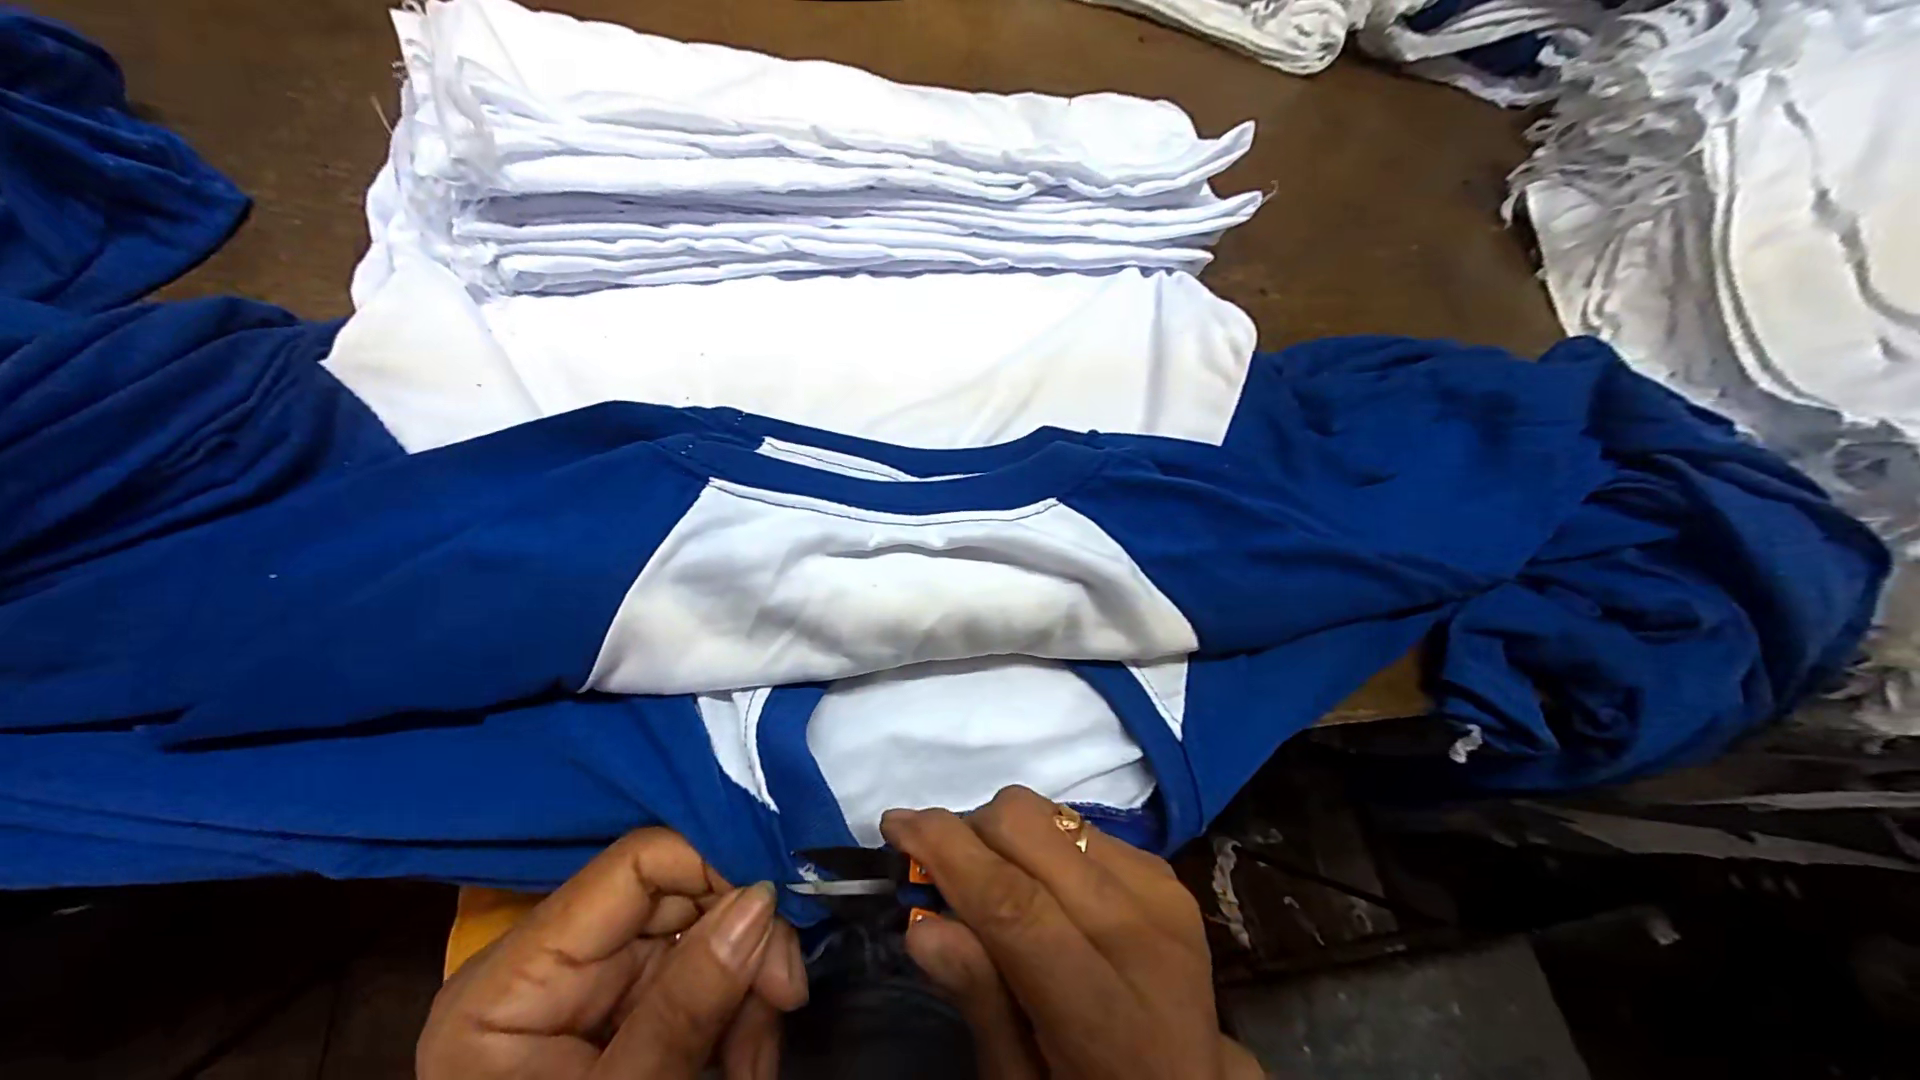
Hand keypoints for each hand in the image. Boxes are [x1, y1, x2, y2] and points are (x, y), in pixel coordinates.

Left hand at [417, 828, 807, 1079]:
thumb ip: (687, 1003)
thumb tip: (762, 897)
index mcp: (514, 979)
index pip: (633, 865)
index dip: (715, 865)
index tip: (780, 906)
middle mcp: (555, 964)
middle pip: (678, 899)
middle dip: (743, 943)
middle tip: (787, 996)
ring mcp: (594, 989)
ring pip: (703, 939)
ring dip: (749, 990)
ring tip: (761, 1063)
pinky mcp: (629, 1014)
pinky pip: (704, 981)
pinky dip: (738, 1015)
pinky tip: (749, 1062)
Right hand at [881, 786, 1262, 1079]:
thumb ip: (979, 998)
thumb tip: (920, 924)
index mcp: (1109, 1016)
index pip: (1016, 907)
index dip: (949, 853)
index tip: (895, 825)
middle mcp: (1143, 933)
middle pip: (1032, 830)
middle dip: (968, 828)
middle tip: (938, 865)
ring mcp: (1160, 891)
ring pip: (1049, 811)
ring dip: (1000, 830)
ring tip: (985, 873)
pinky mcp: (1163, 870)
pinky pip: (1075, 821)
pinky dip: (1037, 840)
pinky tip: (1036, 880)